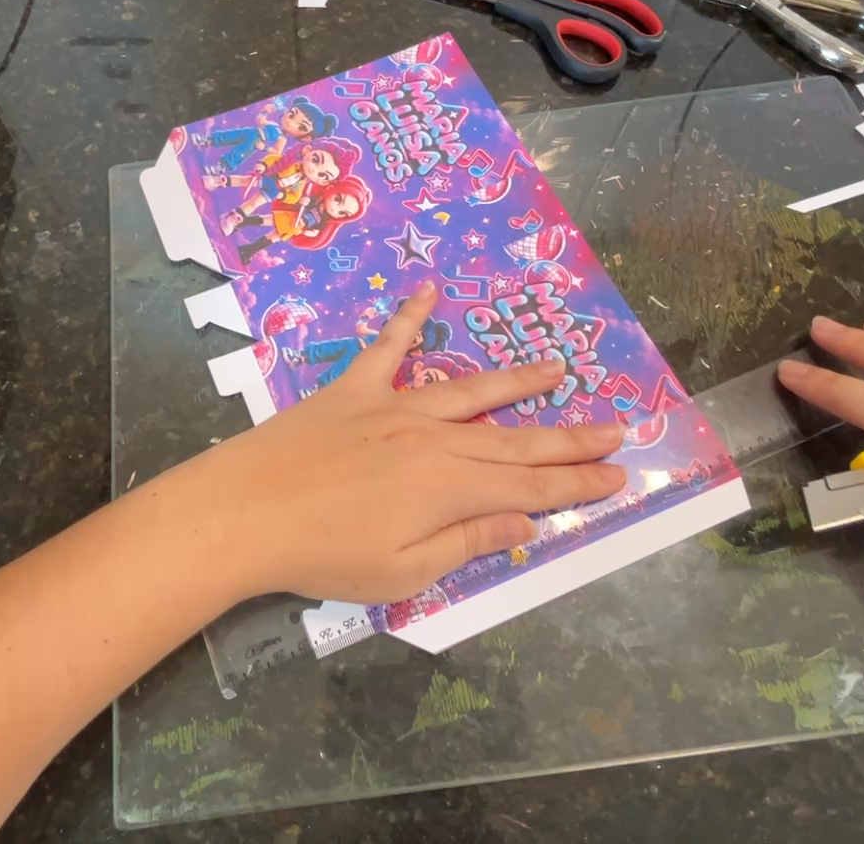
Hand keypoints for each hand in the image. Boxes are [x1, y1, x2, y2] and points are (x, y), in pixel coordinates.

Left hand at [160, 281, 627, 604]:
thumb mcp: (402, 572)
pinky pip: (389, 348)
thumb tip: (526, 521)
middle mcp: (433, 437)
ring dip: (518, 380)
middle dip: (569, 437)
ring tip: (558, 367)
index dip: (577, 483)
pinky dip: (409, 318)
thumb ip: (467, 541)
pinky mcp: (354, 389)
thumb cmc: (322, 554)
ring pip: (471, 390)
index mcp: (449, 486)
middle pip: (515, 438)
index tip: (619, 475)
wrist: (244, 511)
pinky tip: (427, 292)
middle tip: (616, 428)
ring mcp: (394, 406)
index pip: (531, 486)